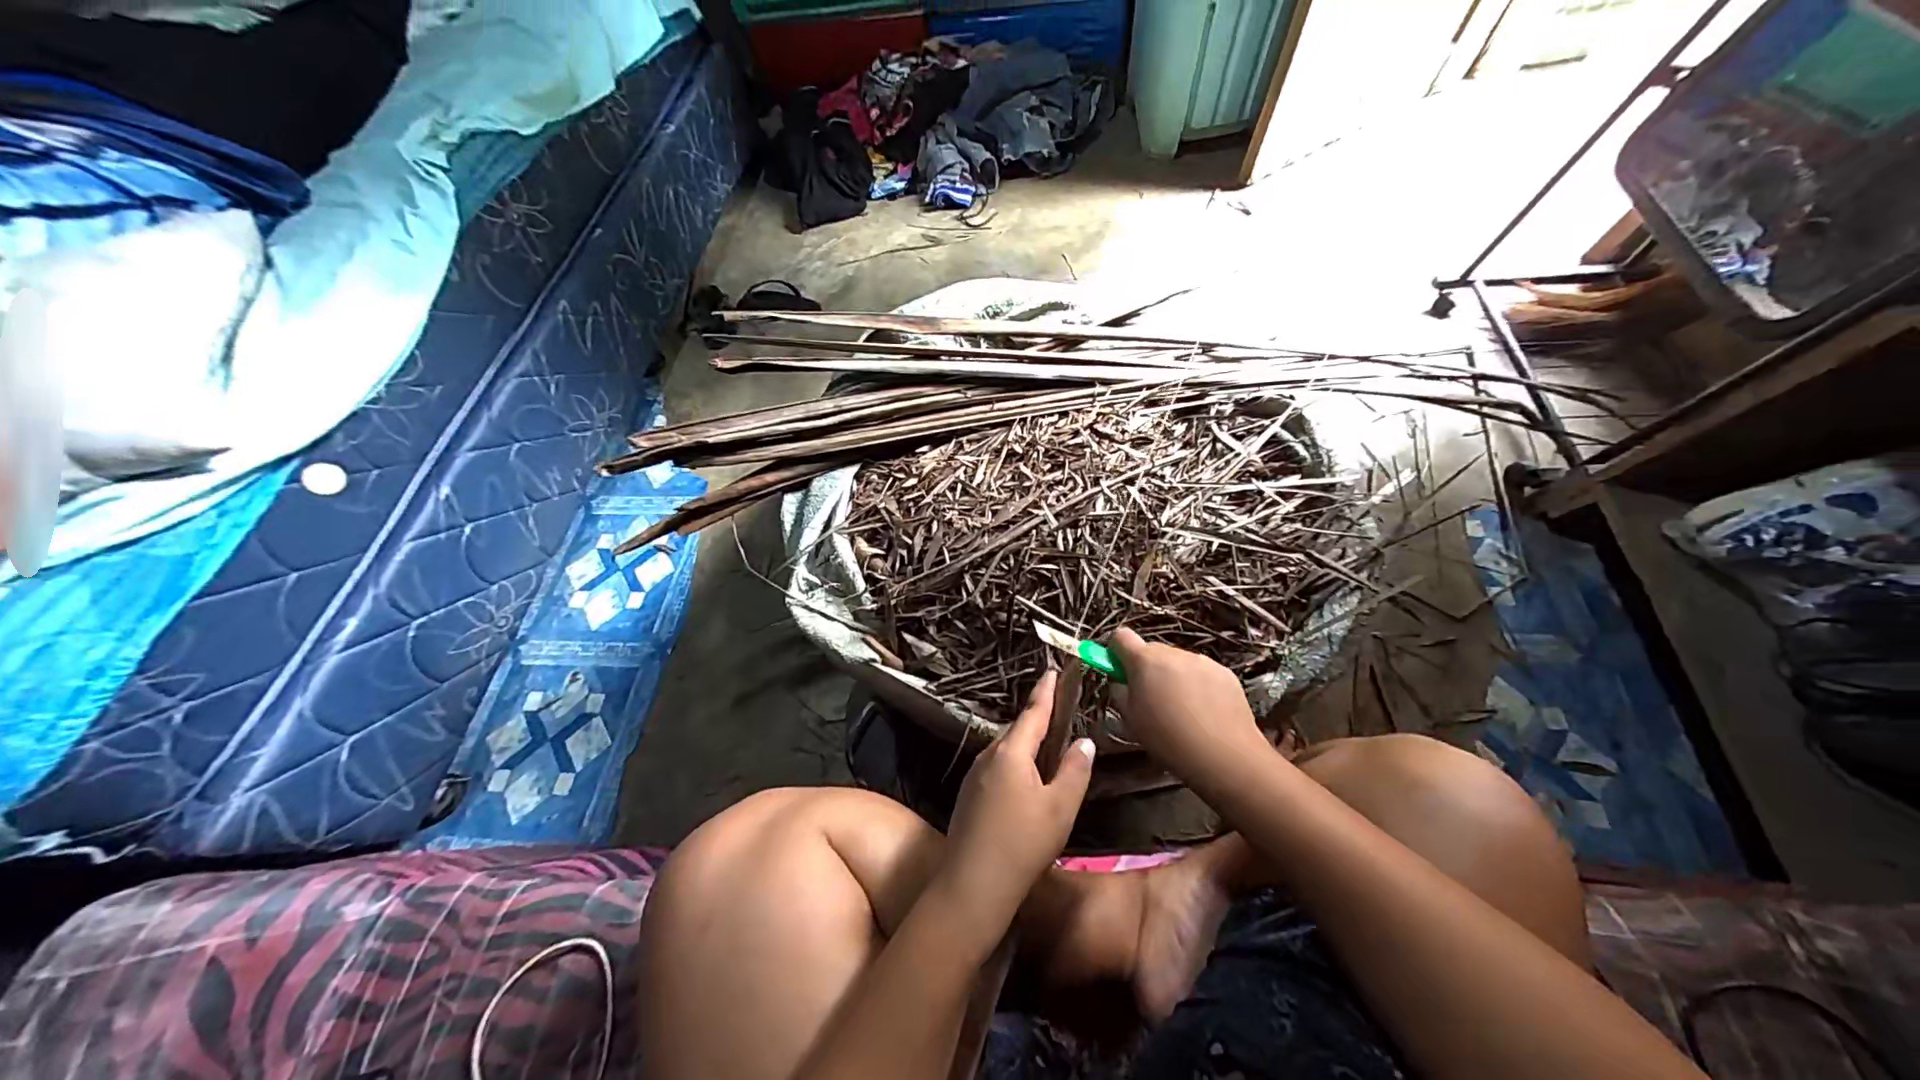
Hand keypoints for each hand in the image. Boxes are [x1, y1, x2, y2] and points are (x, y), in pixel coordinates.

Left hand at [941, 671, 1094, 920]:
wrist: (972, 884)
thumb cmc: (1023, 843)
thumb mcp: (1061, 807)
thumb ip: (1075, 771)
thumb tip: (1084, 742)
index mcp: (1011, 752)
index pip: (1032, 713)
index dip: (1045, 692)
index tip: (1052, 671)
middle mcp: (988, 757)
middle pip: (1018, 731)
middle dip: (1037, 717)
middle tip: (1058, 706)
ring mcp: (974, 776)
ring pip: (1006, 751)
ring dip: (1026, 743)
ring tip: (1048, 741)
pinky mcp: (969, 796)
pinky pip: (997, 768)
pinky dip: (1015, 763)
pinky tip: (1026, 778)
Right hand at [1107, 628, 1268, 783]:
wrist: (1224, 755)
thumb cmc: (1167, 739)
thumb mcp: (1130, 719)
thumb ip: (1120, 691)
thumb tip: (1121, 680)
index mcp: (1144, 660)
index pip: (1121, 636)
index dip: (1117, 652)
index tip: (1120, 672)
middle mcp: (1173, 653)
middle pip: (1151, 651)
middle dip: (1147, 668)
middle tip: (1152, 699)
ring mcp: (1201, 660)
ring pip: (1178, 663)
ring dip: (1174, 677)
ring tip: (1183, 710)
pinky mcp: (1224, 672)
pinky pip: (1201, 672)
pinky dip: (1198, 685)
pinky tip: (1205, 712)